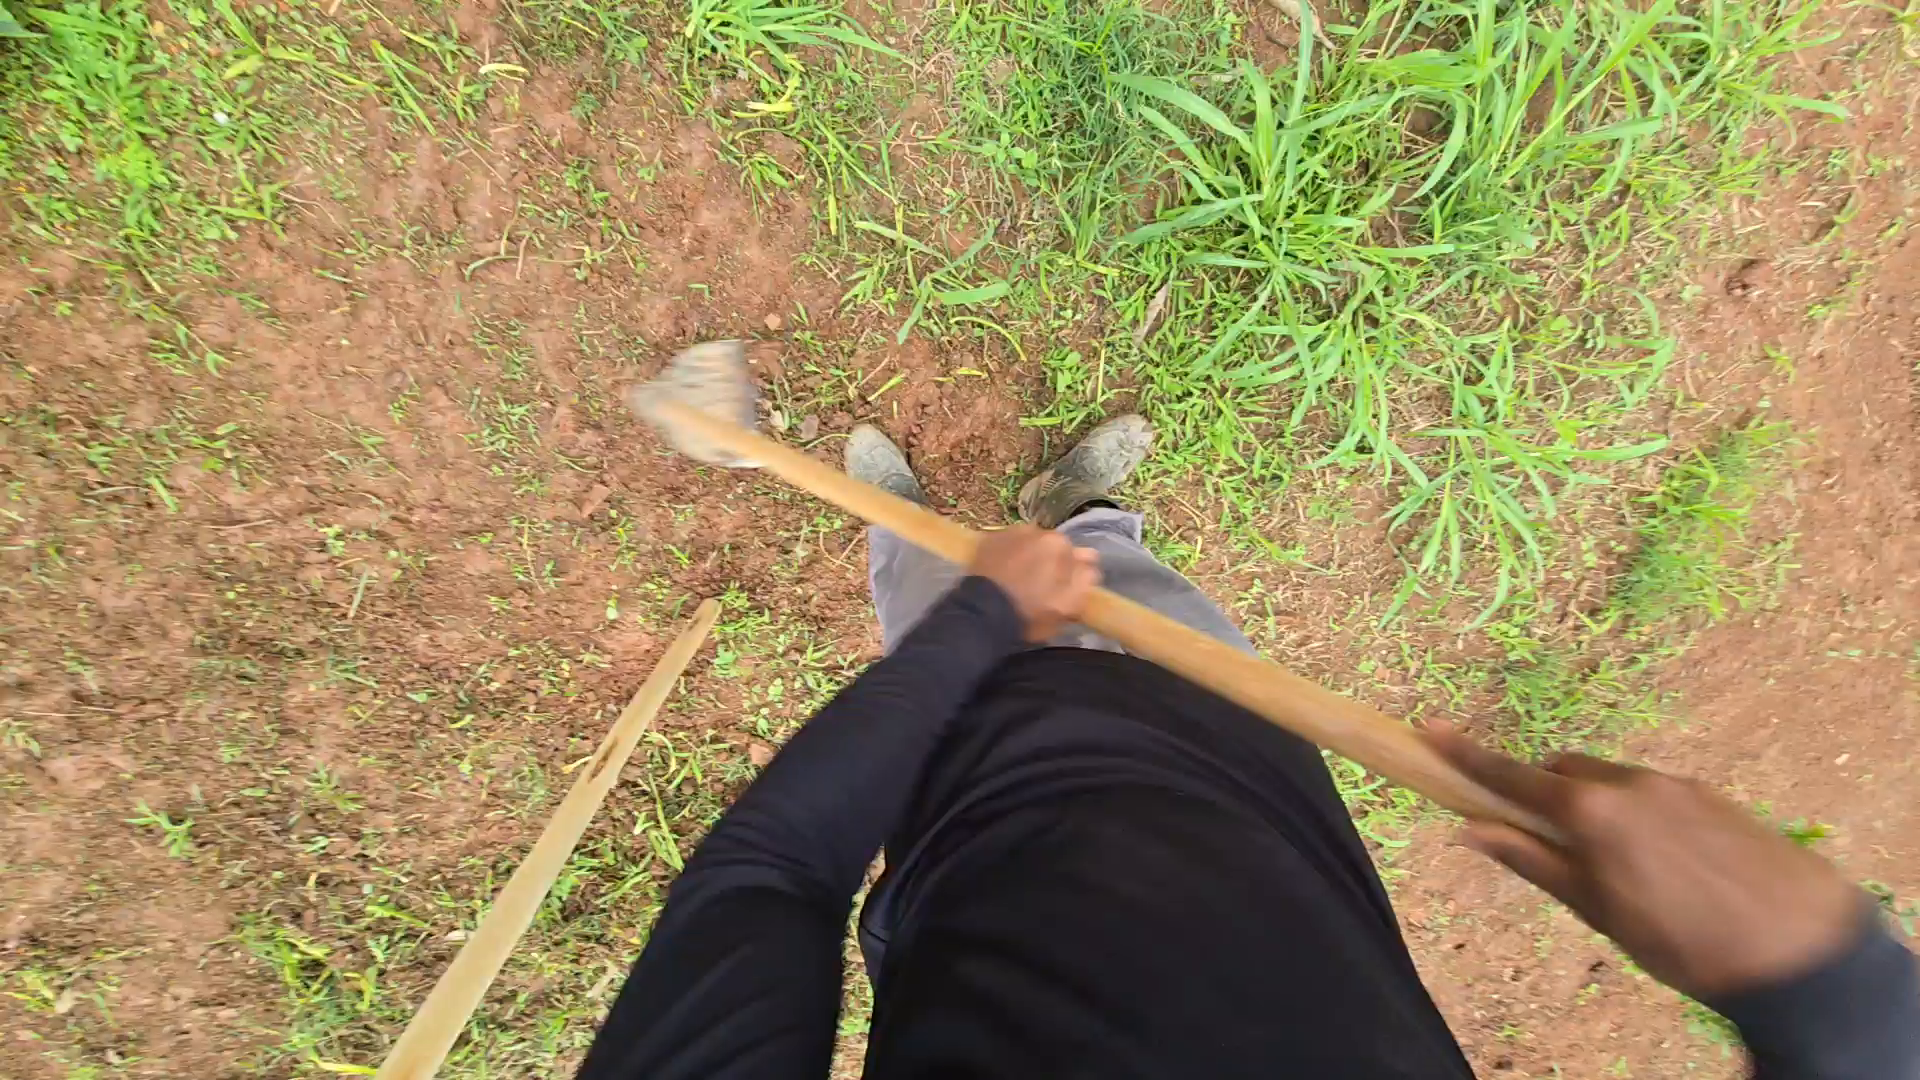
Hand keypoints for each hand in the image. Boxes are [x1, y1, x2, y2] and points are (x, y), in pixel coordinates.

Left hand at [968, 525, 1099, 641]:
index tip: (1059, 587)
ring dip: (1027, 555)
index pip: (1073, 555)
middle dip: (1047, 560)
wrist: (982, 614)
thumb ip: (1085, 580)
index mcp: (1059, 544)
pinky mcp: (987, 539)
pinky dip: (1007, 554)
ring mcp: (1009, 532)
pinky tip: (1002, 572)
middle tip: (1037, 583)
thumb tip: (1089, 560)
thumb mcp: (1068, 606)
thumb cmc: (1030, 613)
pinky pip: (1006, 544)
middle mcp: (1036, 530)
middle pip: (1050, 546)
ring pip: (1028, 543)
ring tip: (1017, 577)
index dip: (1068, 572)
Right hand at [1426, 726, 1862, 999]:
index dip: (1464, 753)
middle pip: (1563, 769)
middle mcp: (1626, 782)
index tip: (1428, 727)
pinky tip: (1674, 859)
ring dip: (1599, 802)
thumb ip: (1530, 859)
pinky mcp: (1716, 796)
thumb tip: (1468, 830)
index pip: (1508, 774)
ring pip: (1611, 780)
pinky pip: (1656, 791)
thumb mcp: (1596, 909)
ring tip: (1631, 859)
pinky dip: (1643, 811)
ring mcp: (1675, 784)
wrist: (1816, 964)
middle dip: (1549, 791)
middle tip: (1560, 837)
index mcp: (1588, 810)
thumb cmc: (1684, 942)